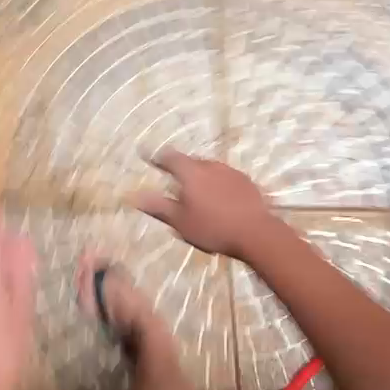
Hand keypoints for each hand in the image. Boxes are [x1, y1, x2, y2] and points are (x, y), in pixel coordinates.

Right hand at [135, 150, 282, 259]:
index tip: (150, 158)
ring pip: (209, 169)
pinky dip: (218, 184)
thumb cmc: (213, 228)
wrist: (256, 232)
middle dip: (181, 169)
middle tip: (176, 183)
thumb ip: (158, 206)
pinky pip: (225, 177)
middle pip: (190, 161)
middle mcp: (209, 165)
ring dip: (201, 177)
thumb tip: (133, 195)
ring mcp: (229, 171)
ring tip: (199, 194)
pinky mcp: (245, 181)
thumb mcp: (180, 221)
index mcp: (190, 172)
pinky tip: (221, 199)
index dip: (158, 157)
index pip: (169, 156)